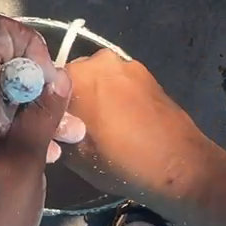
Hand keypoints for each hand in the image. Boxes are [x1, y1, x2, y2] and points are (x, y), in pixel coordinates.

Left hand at [0, 15, 82, 225]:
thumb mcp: (22, 167)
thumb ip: (41, 116)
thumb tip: (57, 76)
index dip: (29, 46)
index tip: (48, 83)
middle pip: (4, 57)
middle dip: (40, 79)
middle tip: (63, 115)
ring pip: (5, 87)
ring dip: (38, 104)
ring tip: (70, 137)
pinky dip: (23, 122)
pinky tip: (48, 152)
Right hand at [63, 53, 225, 210]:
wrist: (179, 165)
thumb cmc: (120, 161)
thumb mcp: (73, 156)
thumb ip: (53, 130)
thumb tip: (48, 122)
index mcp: (76, 74)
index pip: (46, 82)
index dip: (47, 105)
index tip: (52, 124)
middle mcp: (99, 60)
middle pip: (74, 77)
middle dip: (73, 98)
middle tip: (76, 126)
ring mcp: (127, 64)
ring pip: (99, 79)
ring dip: (96, 97)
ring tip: (103, 127)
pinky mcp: (147, 75)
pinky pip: (120, 83)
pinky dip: (117, 97)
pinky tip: (122, 122)